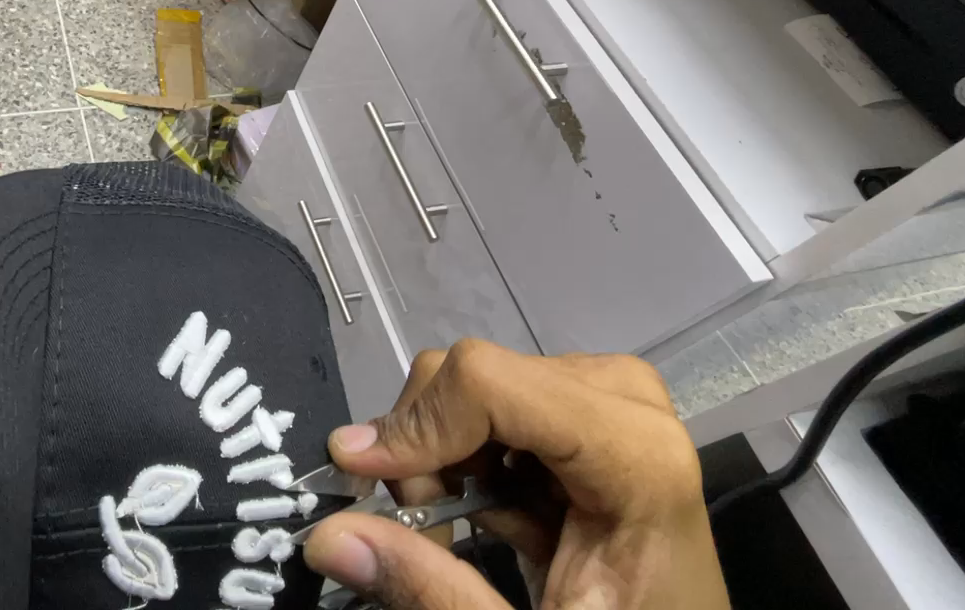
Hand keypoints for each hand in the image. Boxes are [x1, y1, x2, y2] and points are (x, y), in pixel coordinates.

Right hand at [303, 340, 728, 609]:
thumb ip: (434, 592)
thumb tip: (326, 539)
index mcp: (638, 454)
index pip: (487, 381)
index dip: (414, 425)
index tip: (360, 477)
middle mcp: (625, 399)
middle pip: (472, 377)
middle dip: (426, 452)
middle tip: (426, 535)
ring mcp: (608, 392)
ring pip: (470, 383)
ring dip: (441, 457)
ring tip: (461, 532)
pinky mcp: (588, 400)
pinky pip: (491, 398)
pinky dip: (468, 454)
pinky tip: (494, 510)